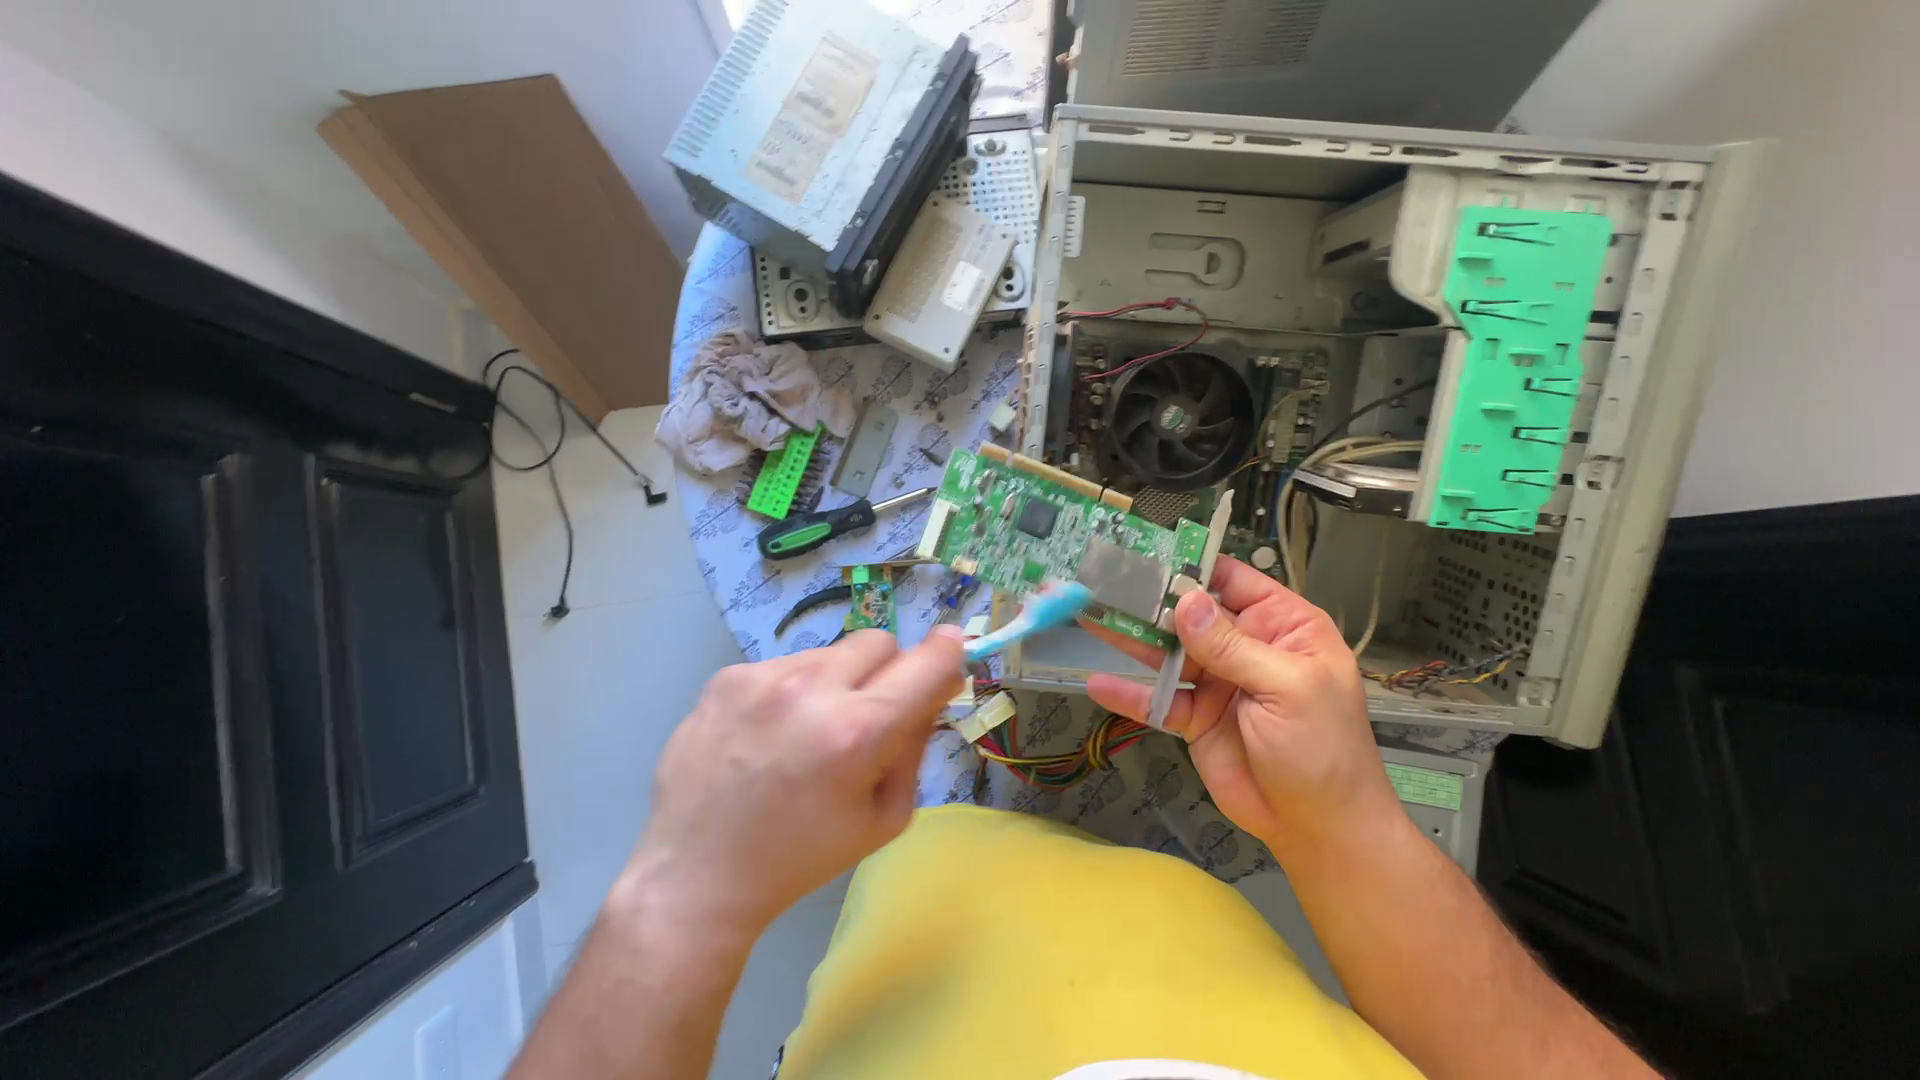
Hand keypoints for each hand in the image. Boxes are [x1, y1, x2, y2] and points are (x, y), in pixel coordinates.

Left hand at [622, 628, 965, 937]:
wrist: (699, 873)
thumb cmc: (802, 857)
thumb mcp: (884, 817)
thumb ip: (916, 745)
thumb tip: (933, 689)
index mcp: (857, 733)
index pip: (925, 663)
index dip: (947, 653)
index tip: (953, 648)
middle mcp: (810, 690)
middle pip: (878, 642)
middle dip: (887, 672)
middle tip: (869, 713)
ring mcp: (761, 678)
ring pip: (828, 653)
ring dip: (835, 681)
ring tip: (807, 733)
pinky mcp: (726, 678)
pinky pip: (783, 665)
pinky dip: (791, 690)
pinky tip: (770, 734)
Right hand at [1085, 558, 1400, 855]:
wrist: (1319, 828)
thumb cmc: (1323, 748)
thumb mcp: (1288, 688)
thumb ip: (1233, 646)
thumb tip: (1187, 602)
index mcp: (1281, 626)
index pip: (1232, 581)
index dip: (1192, 567)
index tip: (1147, 553)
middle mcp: (1245, 646)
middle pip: (1190, 614)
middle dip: (1149, 600)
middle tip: (1103, 582)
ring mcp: (1218, 682)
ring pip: (1167, 652)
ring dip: (1130, 639)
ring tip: (1088, 617)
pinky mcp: (1195, 718)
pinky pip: (1158, 699)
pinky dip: (1129, 694)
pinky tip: (1098, 684)